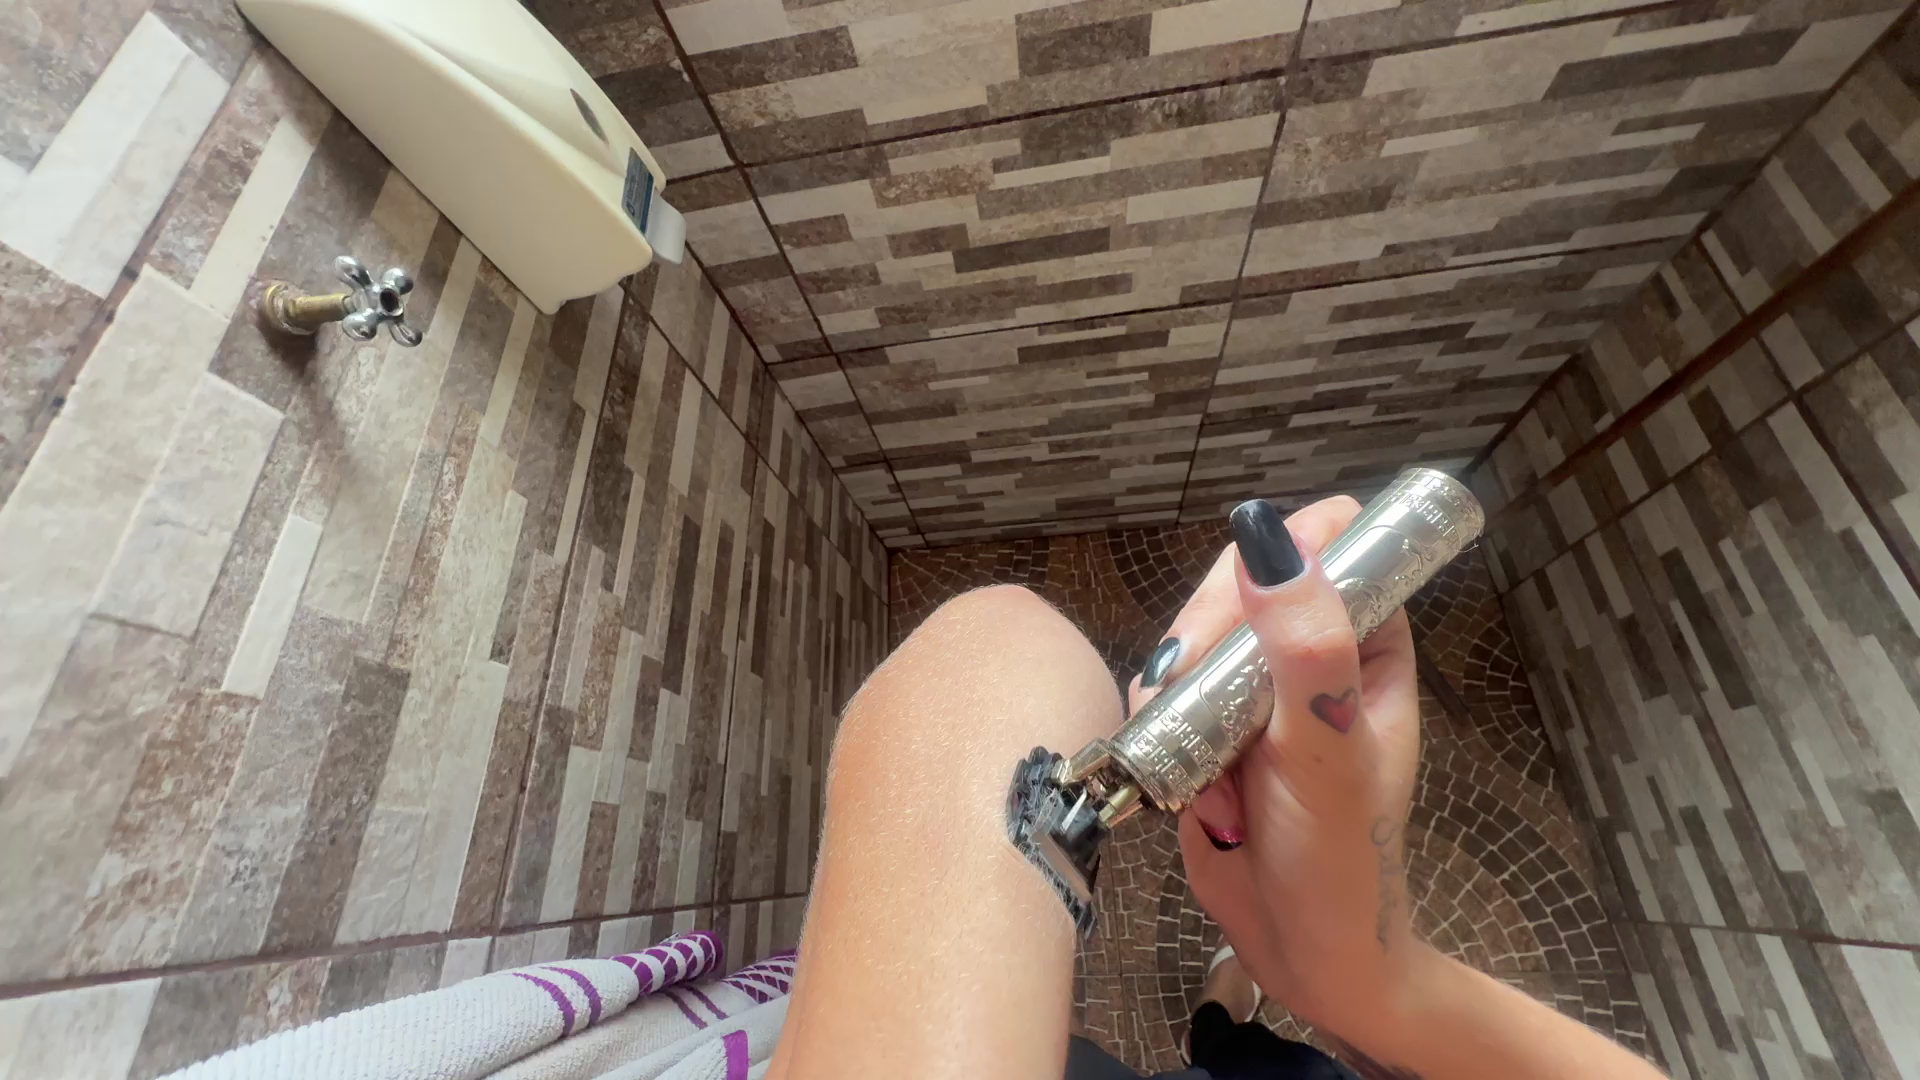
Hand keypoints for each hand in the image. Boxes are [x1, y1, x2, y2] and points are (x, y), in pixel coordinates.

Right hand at [1127, 496, 1422, 1042]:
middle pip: (1237, 583)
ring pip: (1189, 634)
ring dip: (1179, 696)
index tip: (1239, 616)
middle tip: (1196, 701)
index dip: (1277, 555)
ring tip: (1206, 768)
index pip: (1329, 540)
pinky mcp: (1207, 713)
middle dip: (1204, 642)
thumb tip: (1261, 535)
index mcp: (1365, 636)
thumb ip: (1304, 644)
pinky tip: (1190, 781)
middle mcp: (1308, 646)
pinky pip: (1163, 683)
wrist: (1296, 943)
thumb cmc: (1337, 854)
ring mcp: (1252, 680)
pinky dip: (1160, 725)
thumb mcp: (1327, 749)